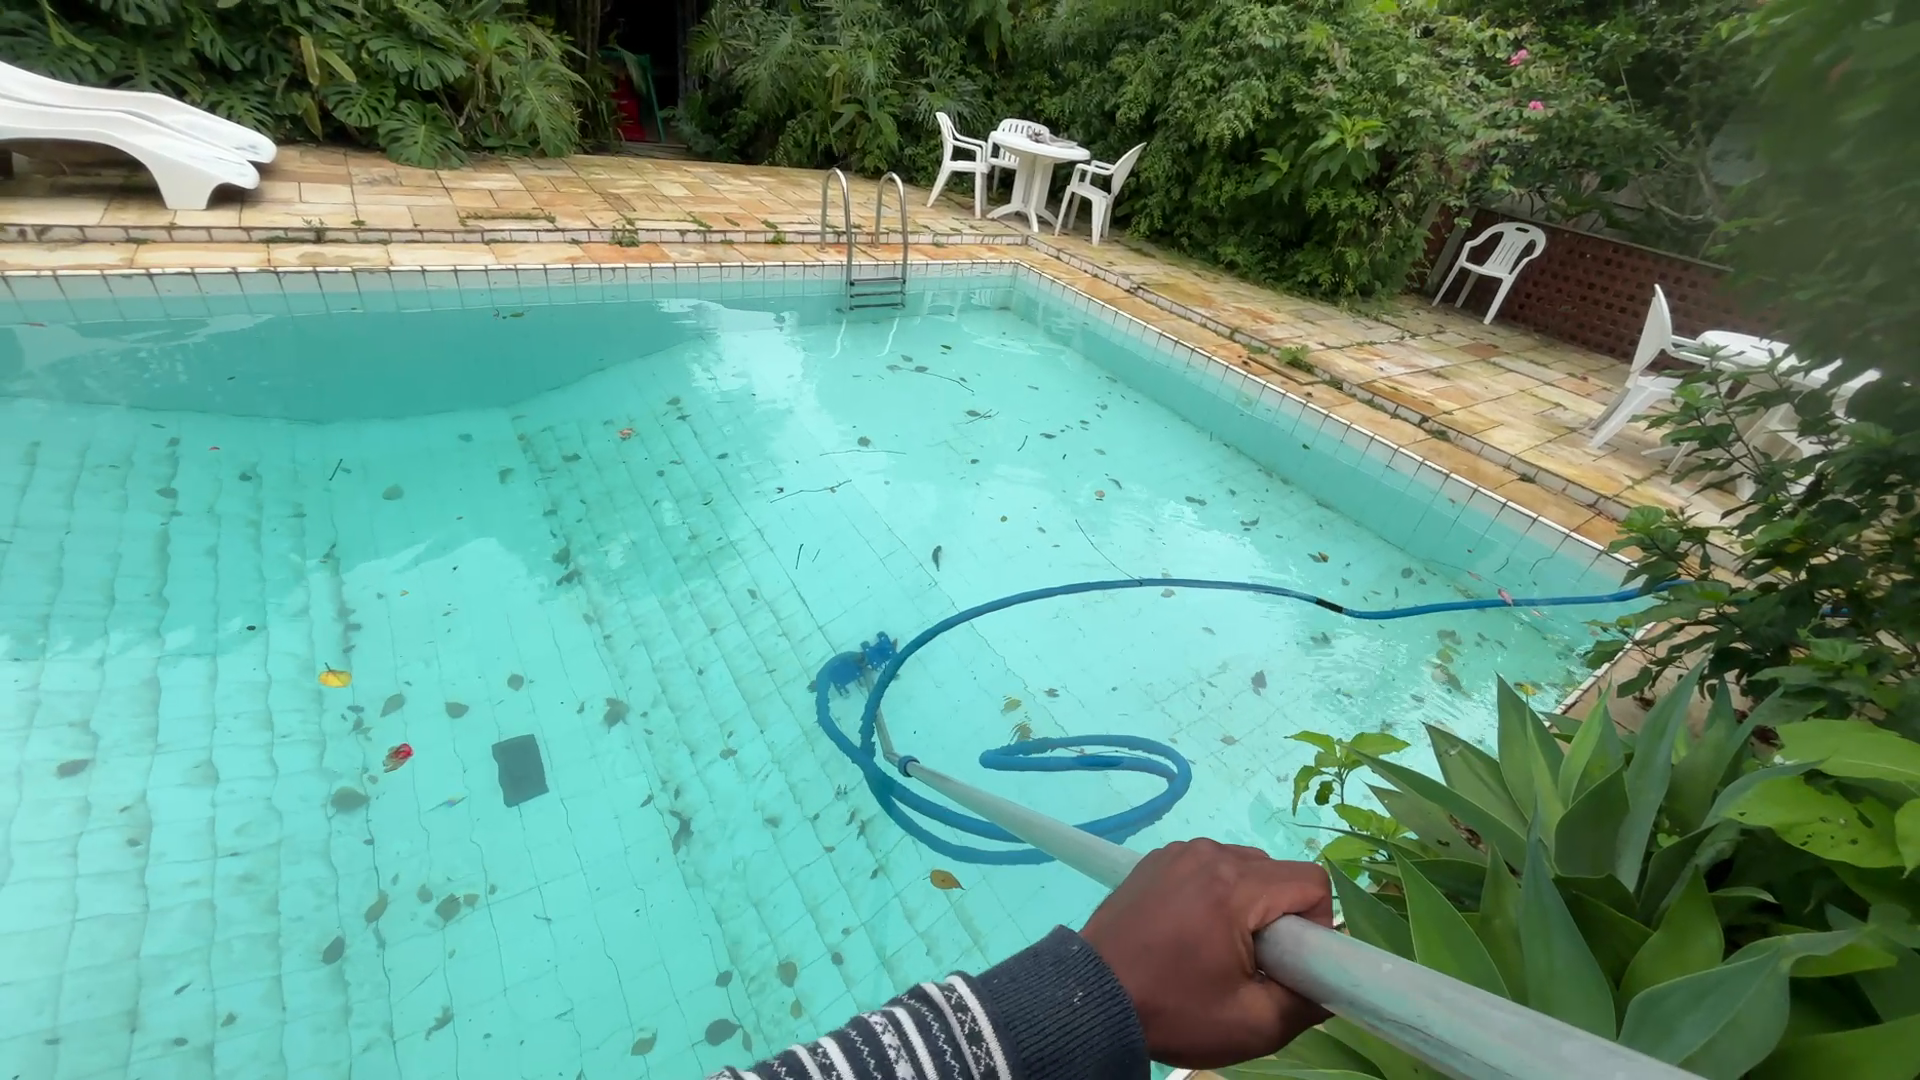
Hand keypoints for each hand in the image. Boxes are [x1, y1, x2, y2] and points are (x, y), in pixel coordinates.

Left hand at [1079, 839, 1333, 1067]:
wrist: (1093, 996)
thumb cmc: (1173, 1009)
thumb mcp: (1252, 1024)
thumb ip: (1306, 1002)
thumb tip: (1328, 982)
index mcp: (1234, 885)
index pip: (1309, 879)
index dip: (1318, 923)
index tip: (1294, 961)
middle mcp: (1207, 853)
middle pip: (1274, 870)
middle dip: (1281, 913)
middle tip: (1256, 960)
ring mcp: (1176, 852)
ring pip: (1239, 865)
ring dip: (1246, 901)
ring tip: (1219, 948)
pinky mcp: (1154, 860)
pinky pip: (1204, 865)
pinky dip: (1212, 891)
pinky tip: (1190, 930)